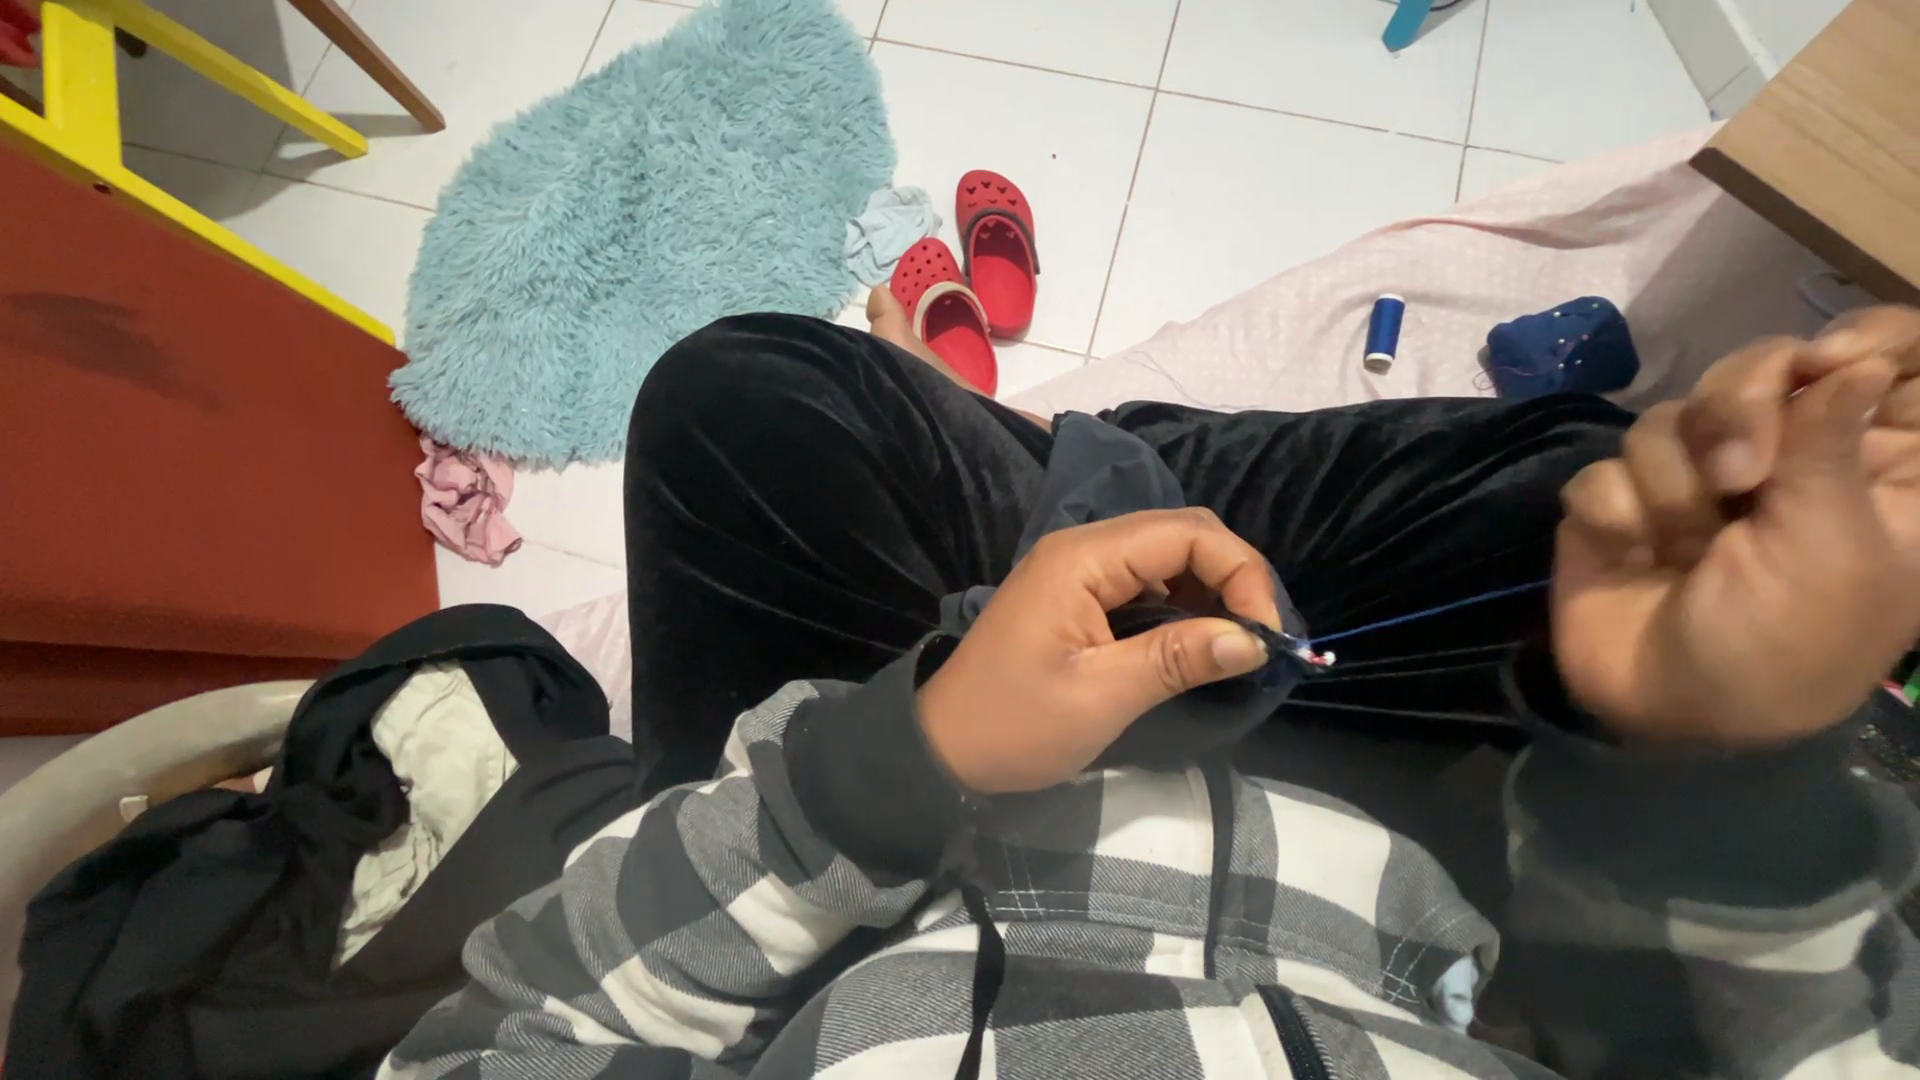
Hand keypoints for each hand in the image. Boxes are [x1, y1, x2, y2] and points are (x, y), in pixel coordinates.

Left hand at [916, 508, 1280, 793]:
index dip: (1240, 572)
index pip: (1186, 533)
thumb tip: (1253, 640)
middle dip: (1230, 577)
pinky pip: (1140, 582)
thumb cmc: (1015, 723)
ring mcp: (1074, 569)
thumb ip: (1177, 659)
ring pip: (1163, 557)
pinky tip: (1193, 640)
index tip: (1264, 635)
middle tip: (1256, 638)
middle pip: (1178, 535)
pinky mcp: (1074, 595)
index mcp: (1082, 558)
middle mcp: (1080, 547)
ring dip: (1207, 591)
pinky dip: (1177, 605)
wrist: (943, 746)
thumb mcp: (1101, 696)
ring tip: (1233, 642)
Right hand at [1554, 306, 1919, 745]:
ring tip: (1679, 542)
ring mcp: (1688, 482)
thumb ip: (1831, 446)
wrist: (1670, 705)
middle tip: (1738, 478)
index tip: (1823, 363)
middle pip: (1756, 368)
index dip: (1861, 341)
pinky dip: (1613, 513)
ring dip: (1668, 483)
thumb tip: (1850, 359)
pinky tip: (1631, 554)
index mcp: (1870, 466)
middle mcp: (1779, 459)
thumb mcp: (1833, 547)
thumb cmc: (1786, 640)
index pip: (1886, 360)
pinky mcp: (1615, 505)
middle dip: (1737, 411)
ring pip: (1666, 418)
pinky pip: (1600, 471)